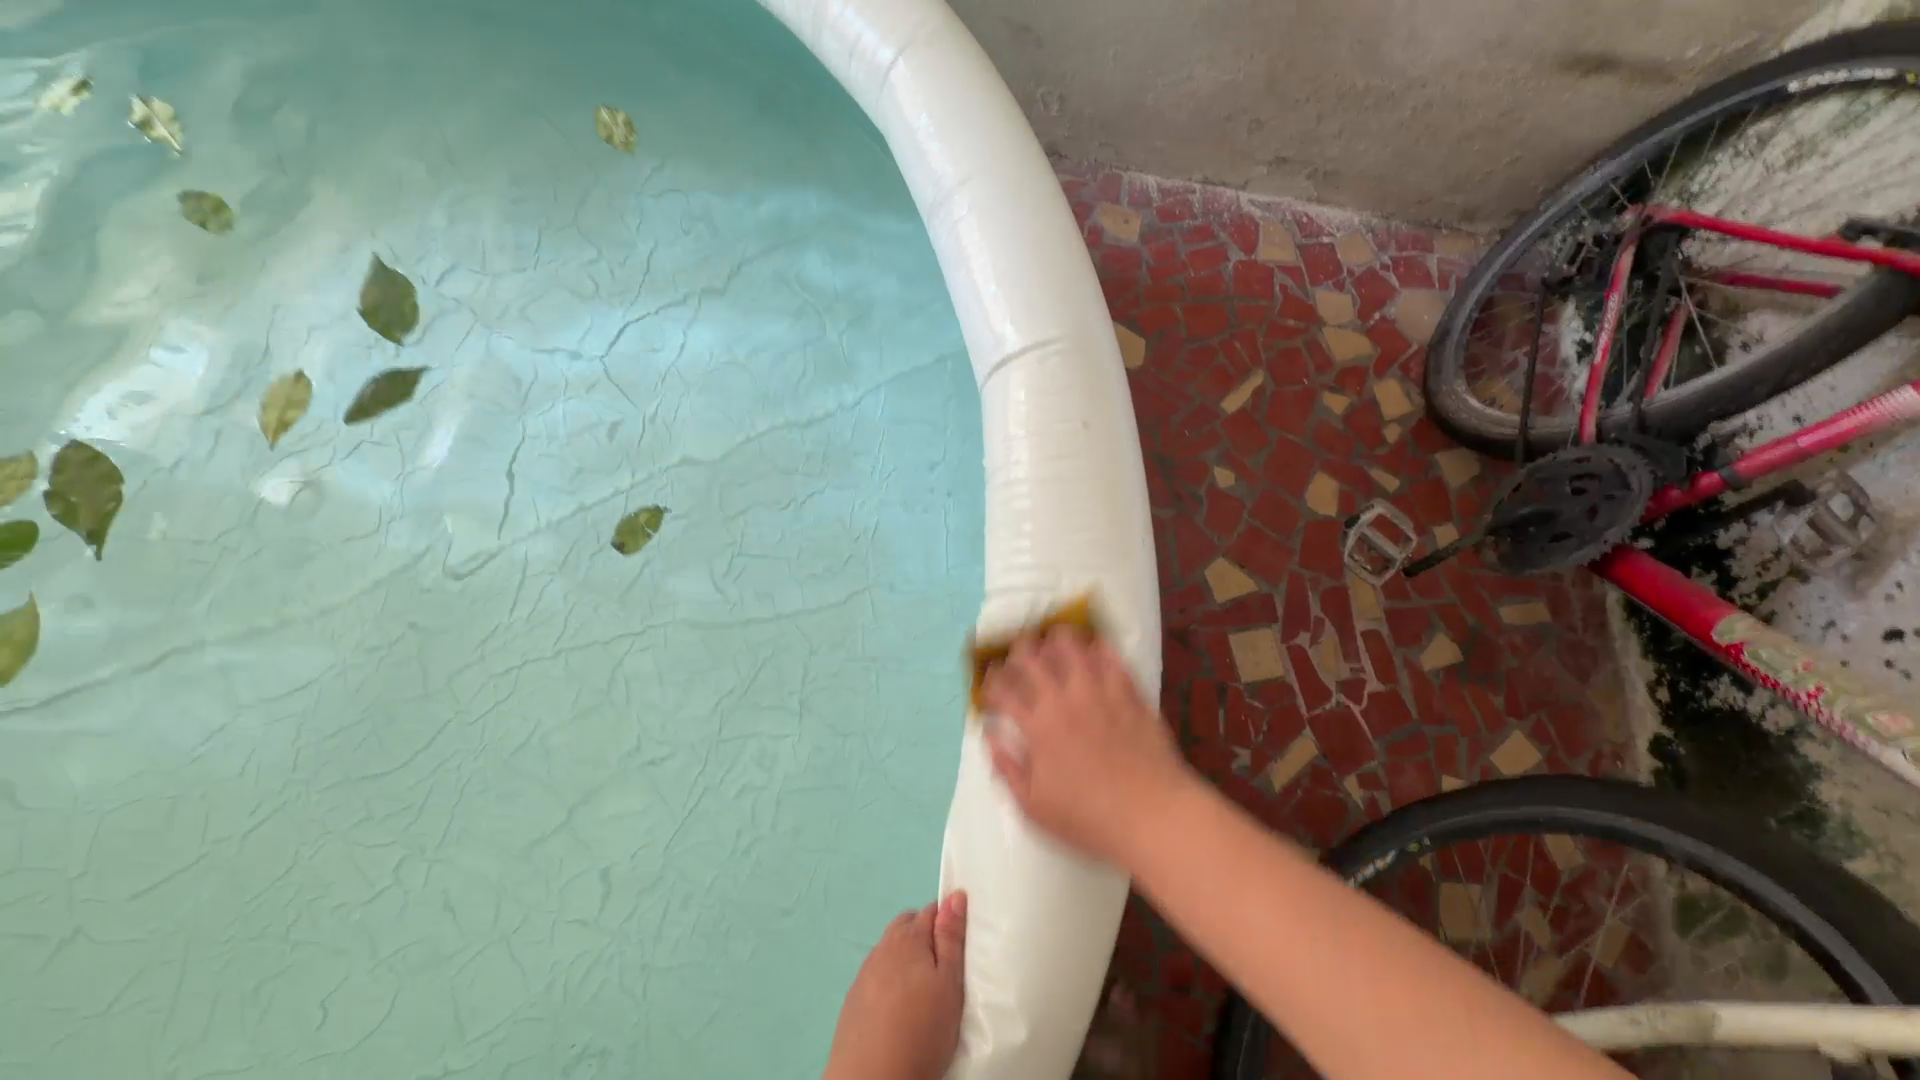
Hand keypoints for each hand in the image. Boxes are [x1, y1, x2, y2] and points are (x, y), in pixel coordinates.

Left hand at [823, 891, 967, 1079]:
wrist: (872, 1078)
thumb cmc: (922, 1029)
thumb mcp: (949, 984)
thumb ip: (951, 938)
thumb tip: (955, 896)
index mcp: (908, 938)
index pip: (931, 910)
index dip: (948, 921)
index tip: (960, 943)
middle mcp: (882, 948)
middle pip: (907, 926)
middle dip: (926, 935)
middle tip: (944, 968)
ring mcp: (864, 973)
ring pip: (890, 950)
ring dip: (906, 958)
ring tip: (923, 990)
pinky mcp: (853, 998)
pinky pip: (876, 974)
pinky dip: (890, 980)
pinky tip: (899, 1007)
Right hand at [981, 629, 1193, 866]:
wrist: (1152, 814)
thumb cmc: (1089, 818)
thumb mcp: (1035, 806)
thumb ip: (1008, 769)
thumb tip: (991, 739)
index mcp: (1038, 727)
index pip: (1005, 692)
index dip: (992, 681)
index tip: (989, 678)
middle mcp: (1065, 701)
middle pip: (1034, 661)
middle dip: (1019, 651)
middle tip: (1018, 652)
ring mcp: (1100, 694)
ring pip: (1073, 650)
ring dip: (1058, 641)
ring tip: (1054, 639)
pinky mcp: (1130, 695)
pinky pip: (1112, 660)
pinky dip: (1100, 649)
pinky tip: (1096, 647)